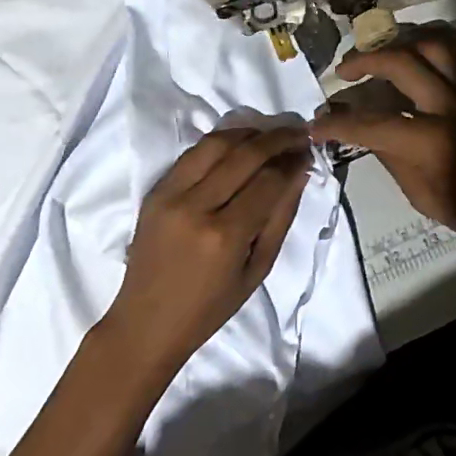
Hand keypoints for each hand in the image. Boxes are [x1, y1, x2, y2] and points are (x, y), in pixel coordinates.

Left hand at [107, 125, 311, 370]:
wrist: (147, 323)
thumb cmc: (210, 307)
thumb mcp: (258, 270)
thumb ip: (279, 218)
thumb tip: (299, 174)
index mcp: (224, 236)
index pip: (269, 181)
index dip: (293, 162)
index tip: (308, 154)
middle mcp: (195, 207)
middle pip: (244, 154)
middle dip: (277, 139)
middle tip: (298, 134)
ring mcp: (170, 195)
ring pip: (215, 143)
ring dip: (248, 133)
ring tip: (271, 134)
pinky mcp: (155, 191)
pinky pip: (192, 154)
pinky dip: (220, 142)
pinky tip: (239, 144)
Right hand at [310, 27, 455, 250]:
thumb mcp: (420, 194)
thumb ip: (389, 156)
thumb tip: (363, 131)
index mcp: (431, 140)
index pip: (371, 122)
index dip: (338, 123)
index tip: (316, 123)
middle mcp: (450, 105)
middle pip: (399, 62)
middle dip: (363, 62)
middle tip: (343, 71)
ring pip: (433, 43)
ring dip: (401, 41)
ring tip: (381, 51)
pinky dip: (436, 44)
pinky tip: (419, 51)